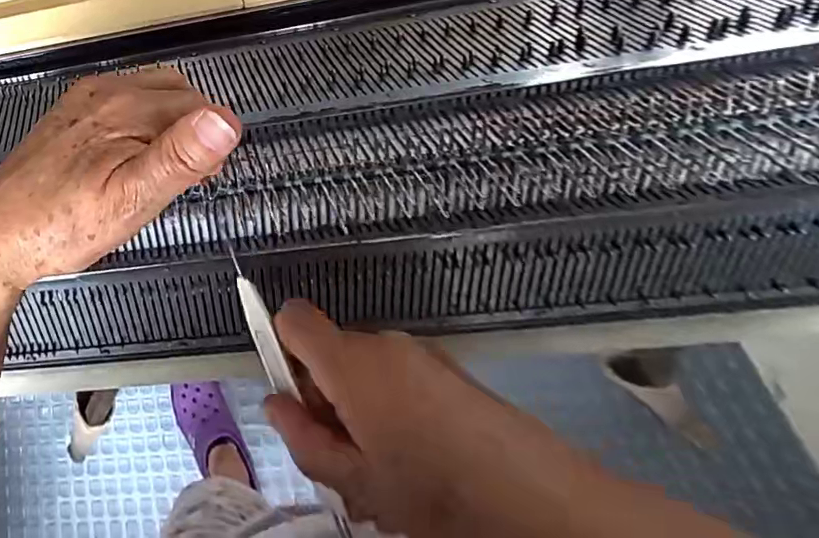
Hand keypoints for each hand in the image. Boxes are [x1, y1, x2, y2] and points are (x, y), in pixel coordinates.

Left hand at [0, 69, 240, 294]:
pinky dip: (140, 125)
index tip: (207, 175)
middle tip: (190, 176)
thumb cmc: (55, 225)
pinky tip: (129, 160)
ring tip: (161, 171)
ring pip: (150, 96)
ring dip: (168, 126)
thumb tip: (223, 122)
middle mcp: (103, 93)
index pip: (197, 107)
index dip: (211, 144)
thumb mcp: (131, 199)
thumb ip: (179, 157)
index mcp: (124, 107)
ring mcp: (84, 102)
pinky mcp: (72, 116)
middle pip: (177, 94)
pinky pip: (122, 104)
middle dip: (192, 130)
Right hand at [265, 301, 741, 537]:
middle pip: (329, 346)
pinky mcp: (449, 366)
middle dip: (325, 390)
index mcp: (350, 361)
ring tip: (389, 462)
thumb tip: (276, 404)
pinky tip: (423, 454)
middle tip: (347, 451)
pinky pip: (399, 372)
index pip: (292, 316)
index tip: (299, 398)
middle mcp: (382, 342)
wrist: (542, 502)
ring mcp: (420, 351)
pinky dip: (394, 402)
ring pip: (365, 364)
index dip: (282, 348)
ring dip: (361, 401)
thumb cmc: (435, 493)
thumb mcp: (357, 484)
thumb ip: (305, 440)